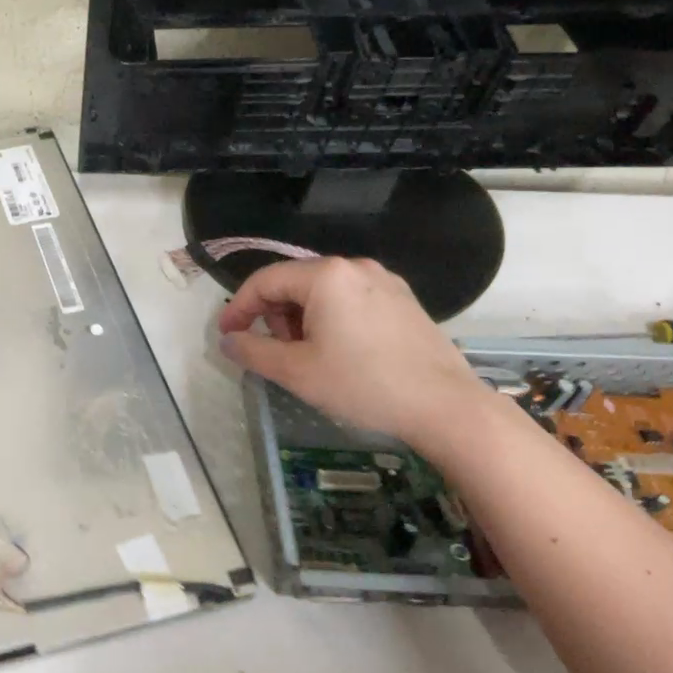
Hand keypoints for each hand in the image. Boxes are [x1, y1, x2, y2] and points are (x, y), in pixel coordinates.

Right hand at [217, 258, 498, 447]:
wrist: (445, 406)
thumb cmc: (363, 384)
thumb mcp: (296, 371)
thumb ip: (253, 350)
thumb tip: (227, 340)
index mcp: (325, 276)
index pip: (264, 281)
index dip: (239, 307)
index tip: (226, 335)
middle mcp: (355, 267)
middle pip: (295, 283)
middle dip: (274, 315)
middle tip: (274, 352)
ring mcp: (384, 281)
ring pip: (324, 292)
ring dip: (302, 319)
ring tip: (307, 357)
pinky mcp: (404, 301)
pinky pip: (352, 300)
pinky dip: (332, 319)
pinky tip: (339, 352)